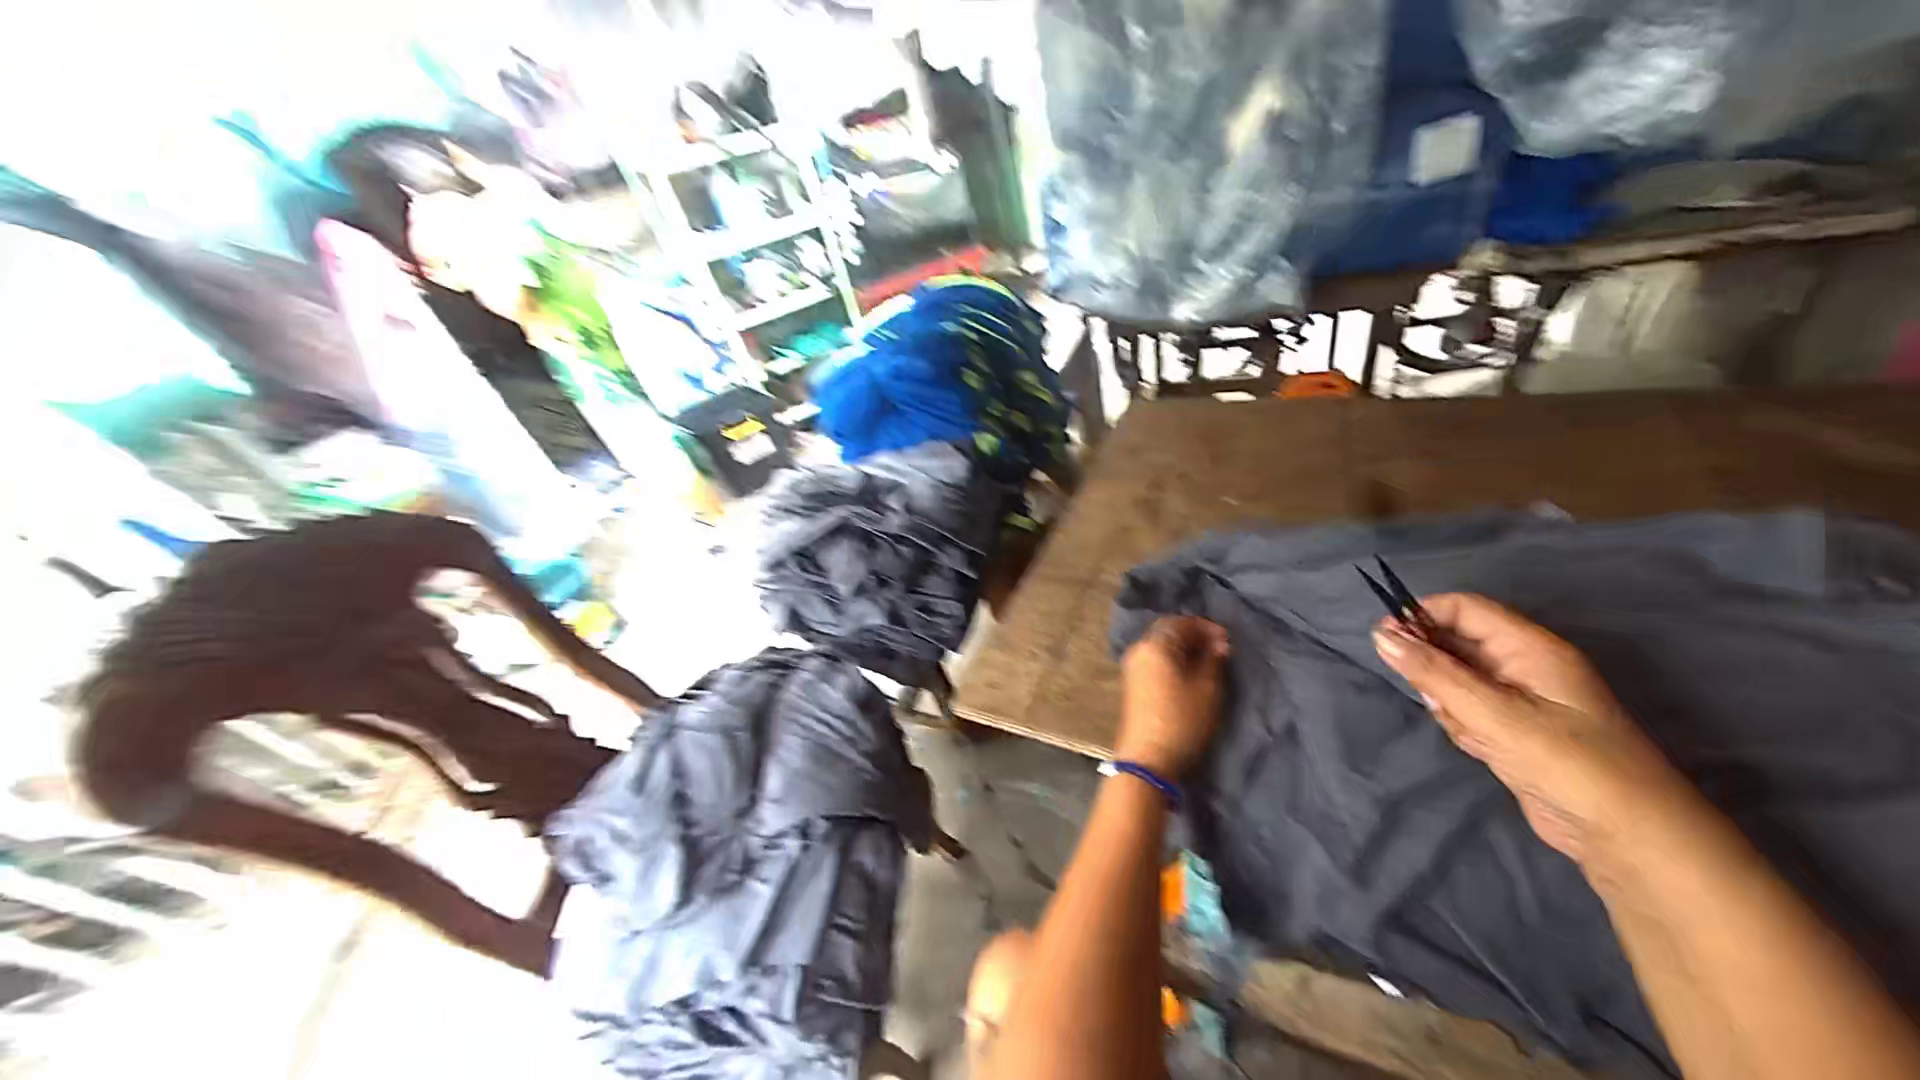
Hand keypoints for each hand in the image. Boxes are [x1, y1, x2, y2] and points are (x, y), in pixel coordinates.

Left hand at [1118, 616, 1231, 779]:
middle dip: (1194, 636)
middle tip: (1218, 649)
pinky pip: (1154, 661)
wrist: (1148, 758)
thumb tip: (1217, 644)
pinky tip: (1189, 674)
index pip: (1180, 622)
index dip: (1206, 627)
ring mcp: (1132, 668)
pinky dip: (1173, 661)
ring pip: (1160, 647)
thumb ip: (1214, 660)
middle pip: (1167, 632)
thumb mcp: (1208, 689)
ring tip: (1208, 663)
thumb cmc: (1182, 720)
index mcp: (1154, 644)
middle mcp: (1138, 650)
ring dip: (1184, 649)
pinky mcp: (1132, 685)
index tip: (1227, 641)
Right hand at [1373, 593, 1687, 865]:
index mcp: (1531, 648)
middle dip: (1432, 664)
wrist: (1630, 837)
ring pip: (1455, 678)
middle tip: (1430, 695)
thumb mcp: (1493, 715)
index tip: (1383, 638)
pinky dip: (1459, 722)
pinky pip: (1466, 708)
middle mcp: (1524, 665)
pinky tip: (1477, 745)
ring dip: (1446, 699)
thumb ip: (1434, 673)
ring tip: (1467, 729)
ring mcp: (1520, 698)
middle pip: (1457, 641)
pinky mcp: (1513, 728)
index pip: (1465, 608)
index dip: (1421, 614)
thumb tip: (1381, 636)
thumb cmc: (1568, 764)